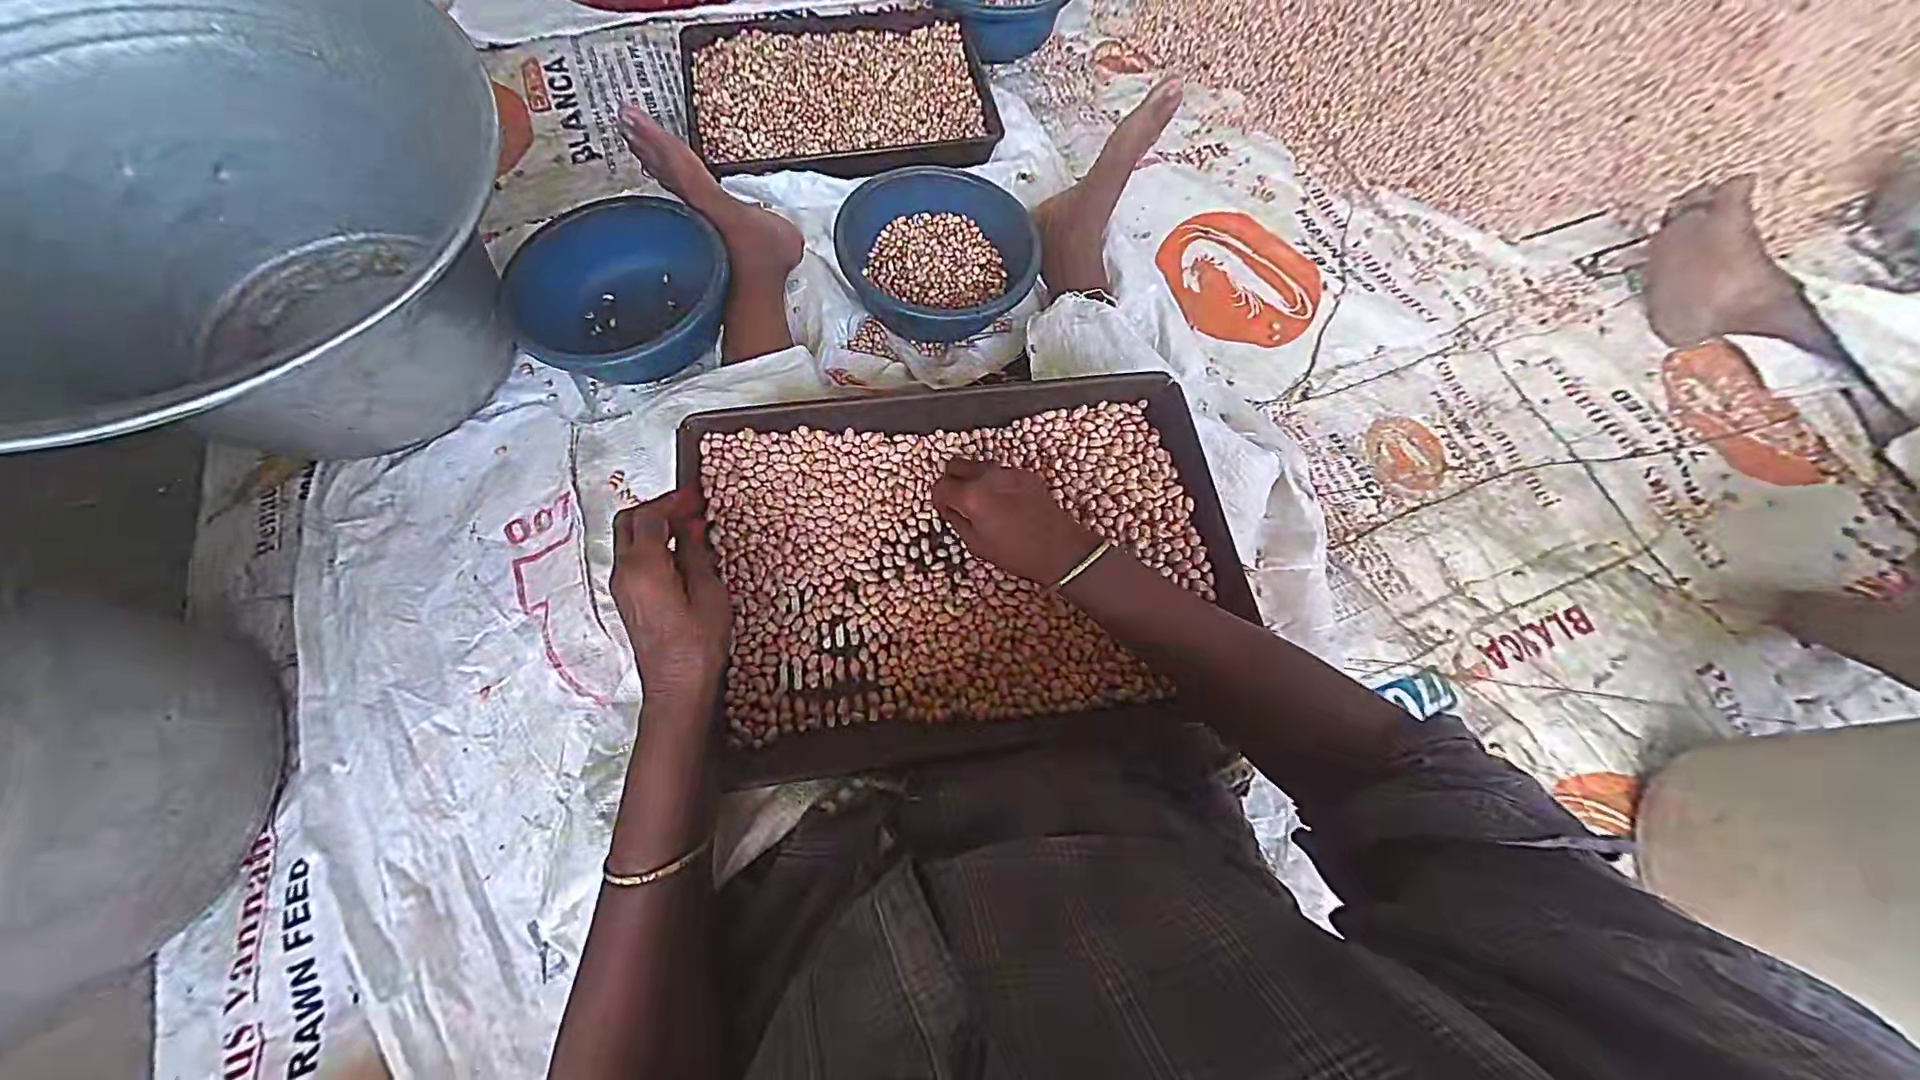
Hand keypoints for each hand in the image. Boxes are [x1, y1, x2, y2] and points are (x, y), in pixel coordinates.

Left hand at [610, 488, 730, 715]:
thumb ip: (696, 554)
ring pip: (630, 540)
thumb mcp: (709, 593)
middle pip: (629, 523)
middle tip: (689, 507)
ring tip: (690, 528)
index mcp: (644, 567)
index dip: (673, 502)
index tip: (696, 496)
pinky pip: (635, 560)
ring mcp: (622, 588)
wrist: (677, 686)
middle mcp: (625, 573)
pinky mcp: (628, 600)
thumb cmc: (698, 645)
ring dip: (656, 527)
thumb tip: (692, 527)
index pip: (650, 517)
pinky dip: (655, 546)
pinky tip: (682, 554)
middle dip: (658, 509)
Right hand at [931, 459, 1100, 583]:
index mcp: (971, 496)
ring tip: (982, 504)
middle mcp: (987, 476)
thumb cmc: (1016, 553)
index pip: (941, 486)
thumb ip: (957, 520)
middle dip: (952, 480)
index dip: (938, 499)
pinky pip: (1000, 472)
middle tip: (958, 501)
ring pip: (979, 465)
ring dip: (973, 479)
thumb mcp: (976, 544)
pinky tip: (1004, 503)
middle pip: (956, 465)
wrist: (1059, 548)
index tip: (945, 510)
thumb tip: (949, 508)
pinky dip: (994, 482)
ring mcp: (1008, 472)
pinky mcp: (1025, 474)